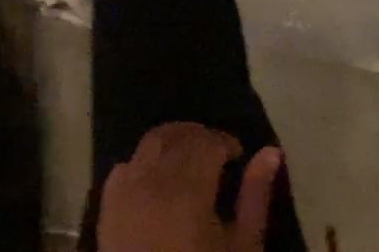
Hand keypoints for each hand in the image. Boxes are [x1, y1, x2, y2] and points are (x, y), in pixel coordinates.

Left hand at [97, 123, 282, 251]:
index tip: (237, 155)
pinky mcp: (106, 209)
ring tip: (189, 159)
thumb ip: (256, 196)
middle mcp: (154, 182)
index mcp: (189, 191)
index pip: (207, 142)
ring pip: (149, 143)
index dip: (225, 141)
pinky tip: (156, 180)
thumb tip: (271, 152)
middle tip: (217, 154)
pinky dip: (142, 163)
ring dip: (172, 141)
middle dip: (201, 137)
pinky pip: (123, 168)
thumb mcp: (242, 247)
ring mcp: (125, 193)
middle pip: (178, 136)